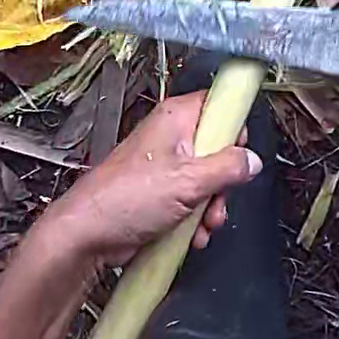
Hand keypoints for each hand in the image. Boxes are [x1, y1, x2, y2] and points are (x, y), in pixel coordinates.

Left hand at [36, 91, 262, 267]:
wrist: (87, 235)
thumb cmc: (123, 199)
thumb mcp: (188, 182)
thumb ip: (227, 169)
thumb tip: (251, 161)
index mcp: (176, 119)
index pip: (218, 103)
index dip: (234, 125)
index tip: (240, 149)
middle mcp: (170, 137)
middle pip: (218, 148)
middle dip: (224, 181)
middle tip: (217, 197)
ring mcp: (165, 166)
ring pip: (207, 180)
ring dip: (211, 206)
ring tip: (203, 223)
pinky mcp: (160, 192)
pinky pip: (191, 200)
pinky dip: (196, 218)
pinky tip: (192, 234)